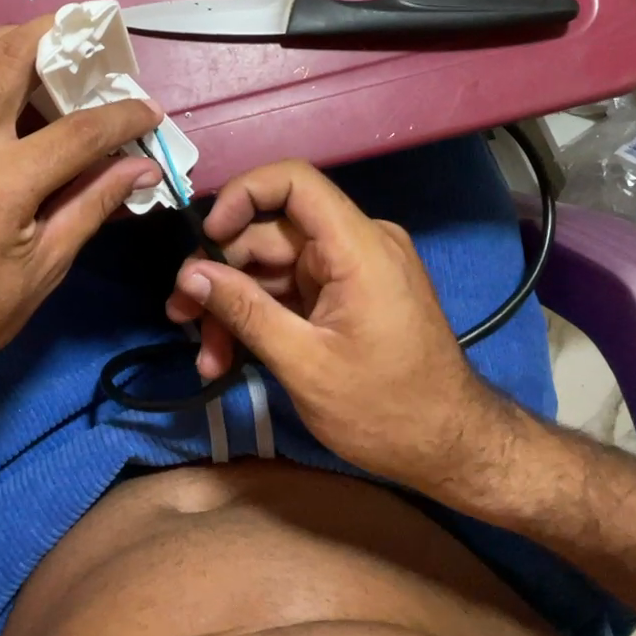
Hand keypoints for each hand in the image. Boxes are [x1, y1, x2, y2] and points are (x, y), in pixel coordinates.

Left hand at [0, 16, 163, 442]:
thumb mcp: (41, 271)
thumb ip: (92, 206)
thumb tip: (139, 166)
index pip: (77, 130)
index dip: (122, 116)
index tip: (148, 110)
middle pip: (8, 55)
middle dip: (53, 33)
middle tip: (86, 34)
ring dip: (9, 43)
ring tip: (45, 54)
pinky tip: (5, 95)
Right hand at [164, 160, 518, 497]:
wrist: (454, 453)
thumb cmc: (388, 411)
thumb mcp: (305, 364)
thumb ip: (245, 311)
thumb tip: (189, 274)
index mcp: (358, 246)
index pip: (294, 182)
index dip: (241, 196)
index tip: (207, 239)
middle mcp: (355, 244)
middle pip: (268, 234)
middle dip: (221, 275)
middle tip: (180, 315)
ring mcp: (349, 270)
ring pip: (270, 268)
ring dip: (234, 307)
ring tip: (207, 356)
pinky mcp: (343, 295)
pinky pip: (287, 290)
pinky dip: (259, 318)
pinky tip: (229, 357)